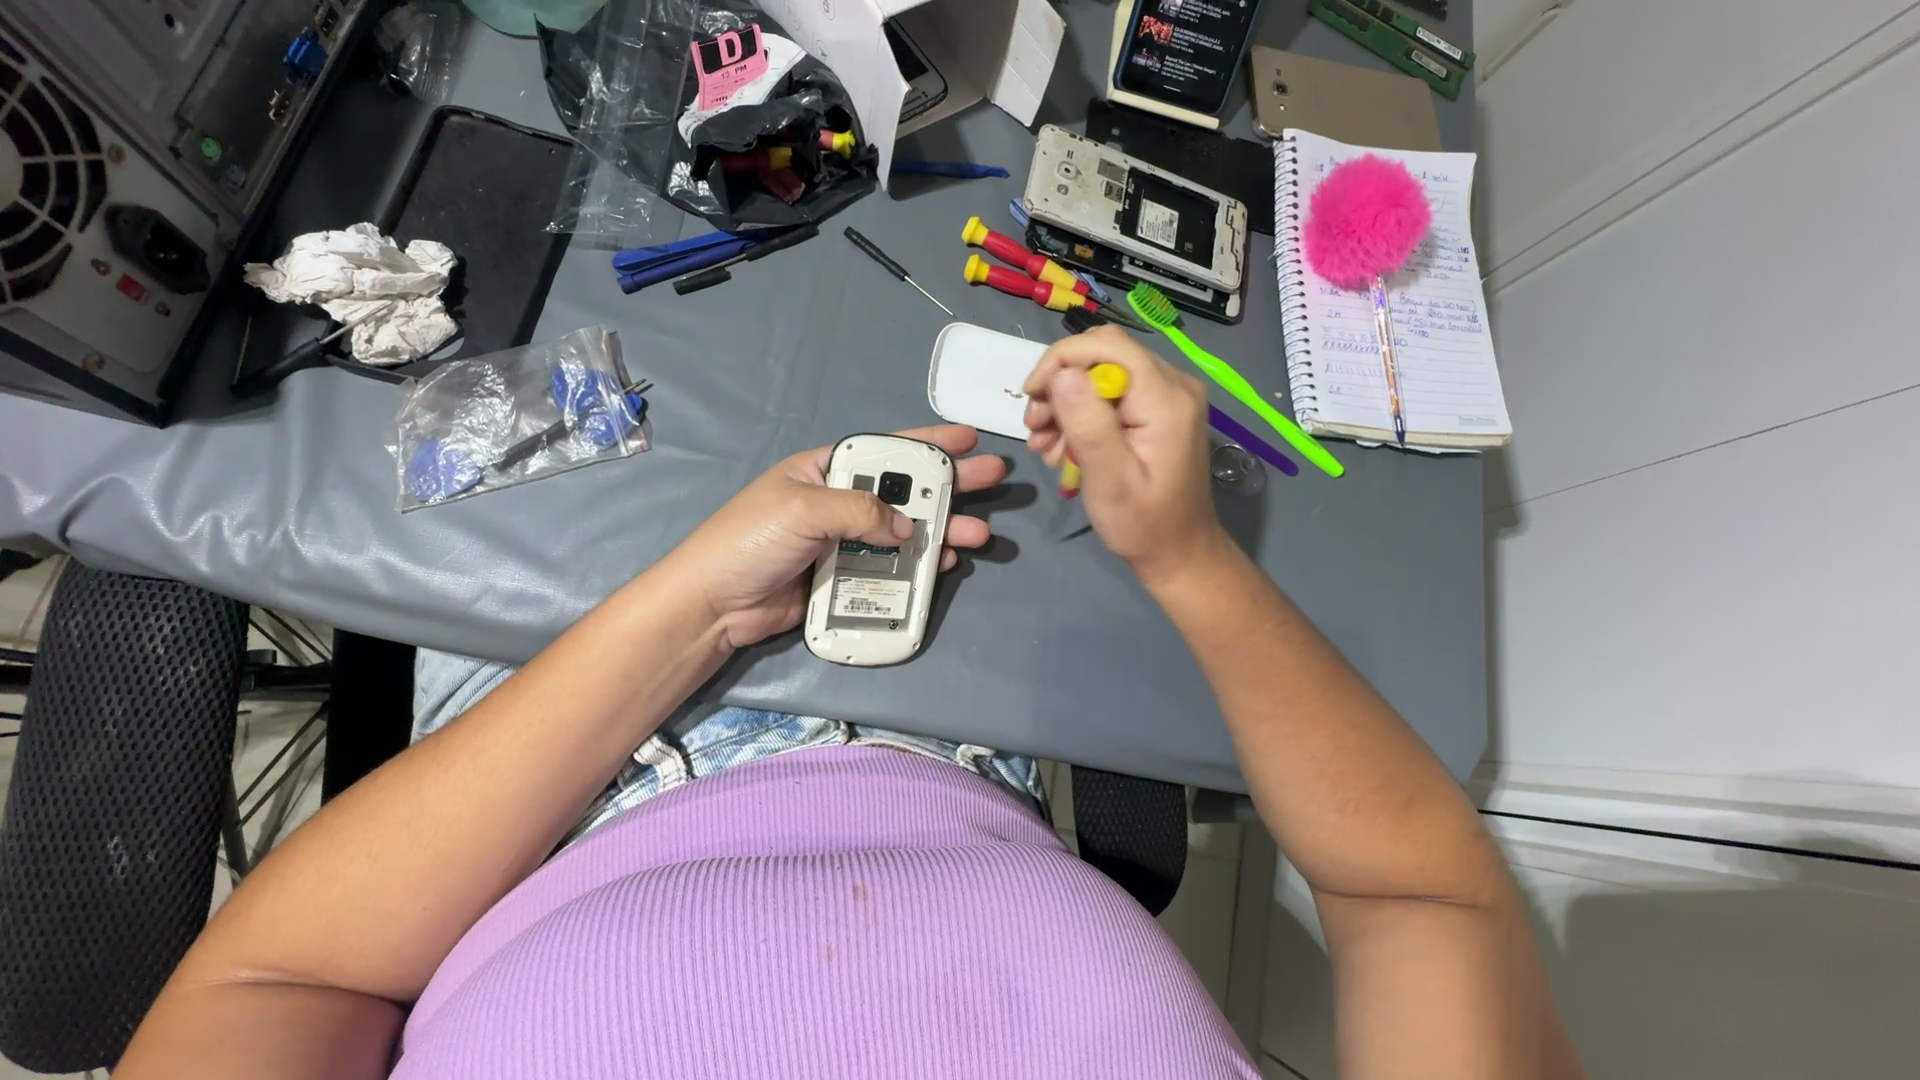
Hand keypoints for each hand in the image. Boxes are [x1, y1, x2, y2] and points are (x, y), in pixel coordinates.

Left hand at [665, 424, 1007, 649]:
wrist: (716, 604)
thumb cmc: (751, 540)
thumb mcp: (803, 509)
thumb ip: (860, 512)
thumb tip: (908, 529)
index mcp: (825, 472)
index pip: (885, 451)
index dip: (928, 443)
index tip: (967, 438)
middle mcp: (841, 504)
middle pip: (905, 491)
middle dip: (950, 485)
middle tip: (995, 479)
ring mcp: (846, 543)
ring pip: (906, 533)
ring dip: (943, 531)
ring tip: (979, 534)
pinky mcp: (847, 578)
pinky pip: (893, 568)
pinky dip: (920, 566)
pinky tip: (945, 563)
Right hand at [1022, 326, 1222, 583]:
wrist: (1178, 552)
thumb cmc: (1143, 524)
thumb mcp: (1110, 480)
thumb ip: (1088, 423)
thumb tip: (1062, 373)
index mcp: (1167, 398)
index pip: (1107, 345)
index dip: (1061, 360)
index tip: (1033, 397)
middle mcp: (1174, 385)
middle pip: (1103, 354)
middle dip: (1060, 383)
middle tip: (1037, 427)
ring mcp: (1169, 396)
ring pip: (1103, 372)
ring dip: (1066, 403)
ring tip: (1046, 446)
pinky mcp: (1160, 410)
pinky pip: (1113, 393)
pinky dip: (1083, 413)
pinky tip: (1065, 446)